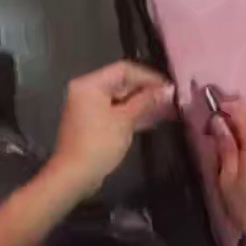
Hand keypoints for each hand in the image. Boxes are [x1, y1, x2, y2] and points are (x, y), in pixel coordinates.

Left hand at [43, 61, 175, 200]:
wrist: (74, 175)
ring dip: (142, 104)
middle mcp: (86, 92)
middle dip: (147, 91)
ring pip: (119, 100)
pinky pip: (114, 113)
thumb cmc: (99, 144)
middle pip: (121, 84)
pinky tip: (152, 119)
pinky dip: (131, 115)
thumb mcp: (125, 120)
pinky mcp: (92, 124)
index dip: (149, 77)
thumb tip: (167, 90)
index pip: (123, 70)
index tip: (169, 87)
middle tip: (171, 99)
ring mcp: (88, 108)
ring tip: (167, 109)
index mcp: (89, 84)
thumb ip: (146, 101)